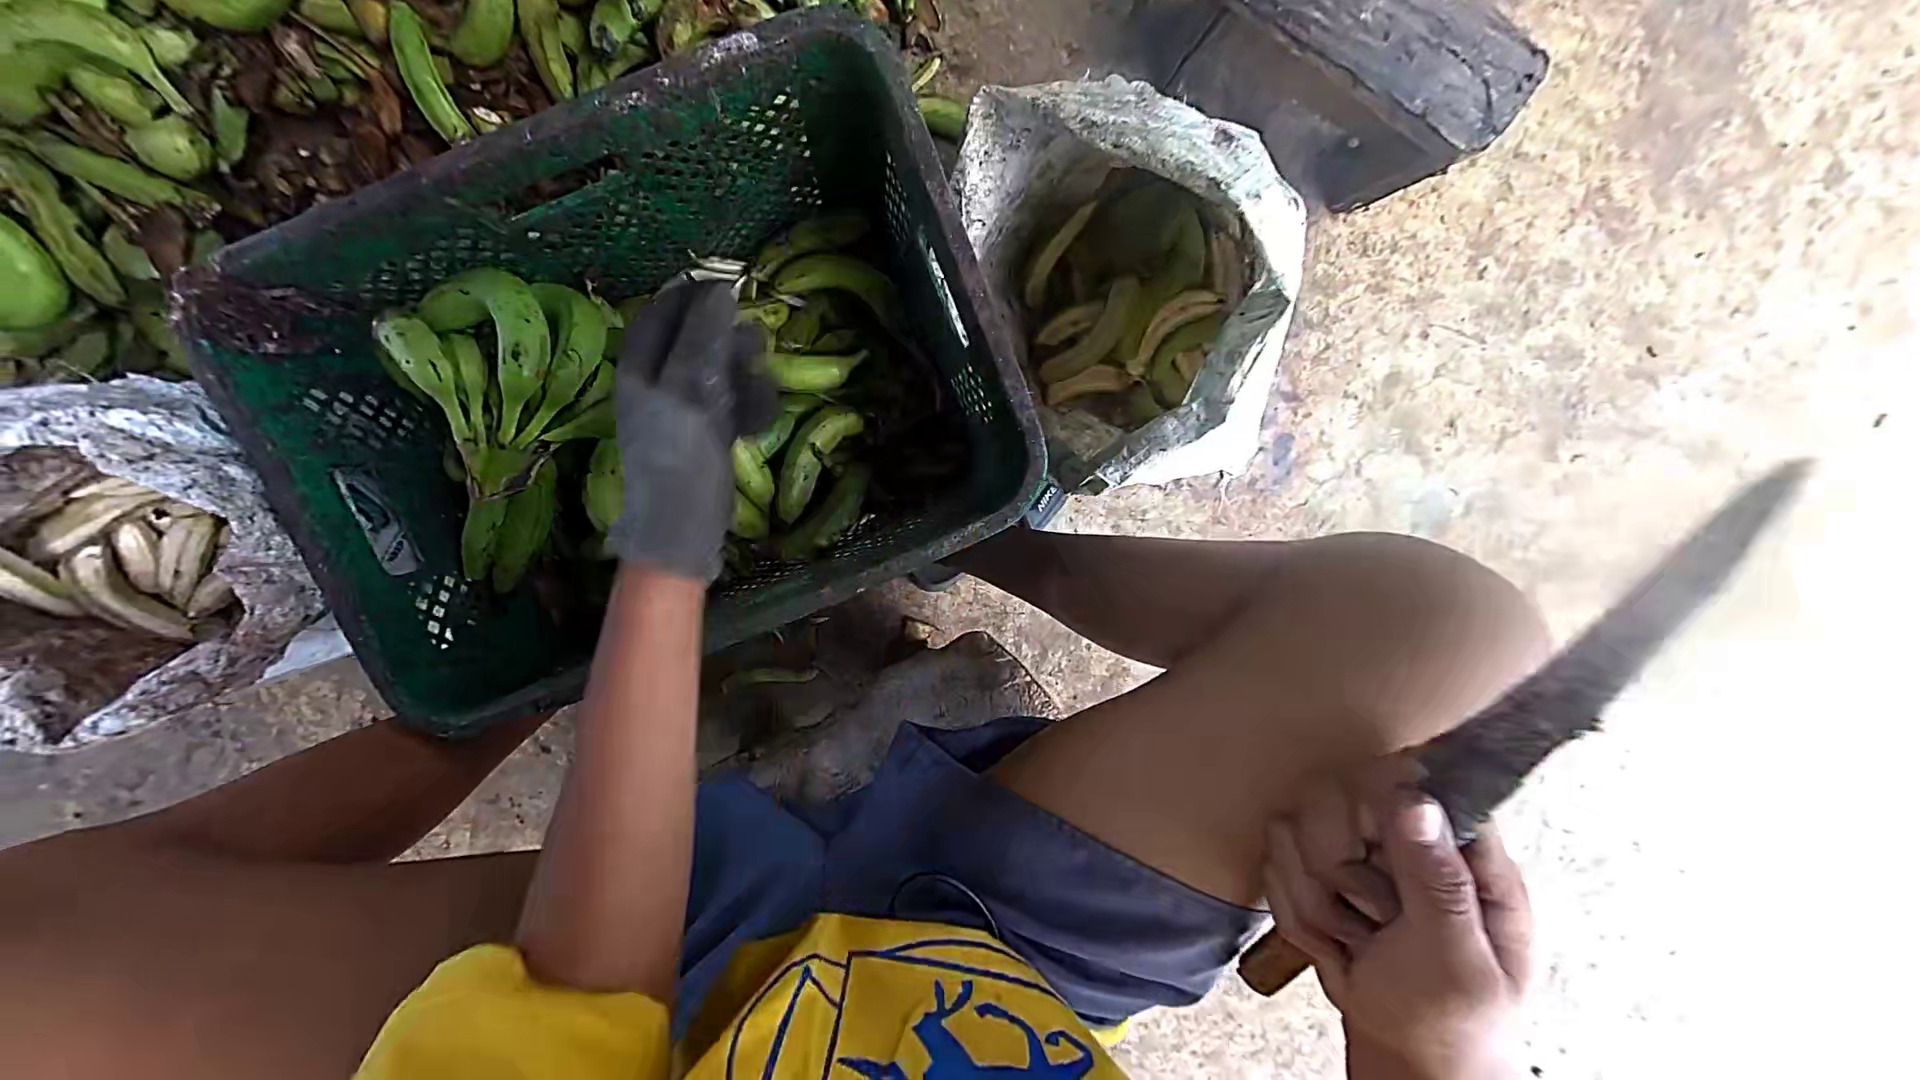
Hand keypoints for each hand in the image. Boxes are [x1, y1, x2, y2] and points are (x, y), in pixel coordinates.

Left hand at [608, 282, 775, 580]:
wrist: (682, 530)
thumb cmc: (681, 459)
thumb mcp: (690, 392)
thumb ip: (702, 339)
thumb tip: (720, 289)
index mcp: (641, 369)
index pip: (662, 314)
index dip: (693, 297)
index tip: (732, 289)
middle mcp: (659, 385)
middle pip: (696, 343)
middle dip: (728, 341)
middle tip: (757, 343)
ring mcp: (683, 412)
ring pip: (719, 375)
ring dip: (745, 377)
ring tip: (762, 387)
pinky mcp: (706, 436)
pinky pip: (730, 407)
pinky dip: (747, 409)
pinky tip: (759, 420)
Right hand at [1265, 758, 1530, 1079]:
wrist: (1401, 1056)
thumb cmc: (1448, 1021)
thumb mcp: (1456, 962)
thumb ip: (1436, 881)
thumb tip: (1414, 799)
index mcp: (1460, 850)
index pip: (1409, 774)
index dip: (1382, 805)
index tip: (1374, 850)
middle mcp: (1403, 833)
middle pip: (1334, 792)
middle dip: (1335, 868)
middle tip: (1371, 918)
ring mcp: (1354, 845)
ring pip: (1293, 825)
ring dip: (1313, 897)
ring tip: (1352, 936)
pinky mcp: (1312, 861)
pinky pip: (1273, 856)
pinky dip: (1293, 905)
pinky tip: (1331, 937)